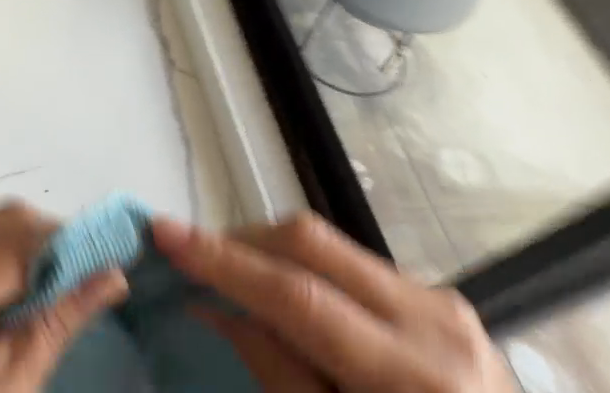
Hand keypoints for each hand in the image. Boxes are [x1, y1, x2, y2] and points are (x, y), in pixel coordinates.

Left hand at [0, 202, 128, 392]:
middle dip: (54, 246)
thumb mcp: (3, 390)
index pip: (15, 241)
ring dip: (31, 254)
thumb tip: (112, 274)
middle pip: (1, 223)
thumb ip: (55, 323)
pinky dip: (4, 265)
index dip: (72, 246)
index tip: (119, 260)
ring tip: (63, 296)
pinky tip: (24, 300)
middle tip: (96, 281)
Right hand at [155, 213, 514, 392]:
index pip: (299, 296)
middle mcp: (435, 323)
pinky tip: (284, 295)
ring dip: (270, 253)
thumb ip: (275, 370)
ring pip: (330, 244)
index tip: (163, 231)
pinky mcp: (444, 302)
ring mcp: (446, 305)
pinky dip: (307, 269)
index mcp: (413, 377)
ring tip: (231, 278)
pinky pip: (355, 265)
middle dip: (241, 241)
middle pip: (313, 243)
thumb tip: (212, 305)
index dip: (224, 260)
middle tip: (190, 255)